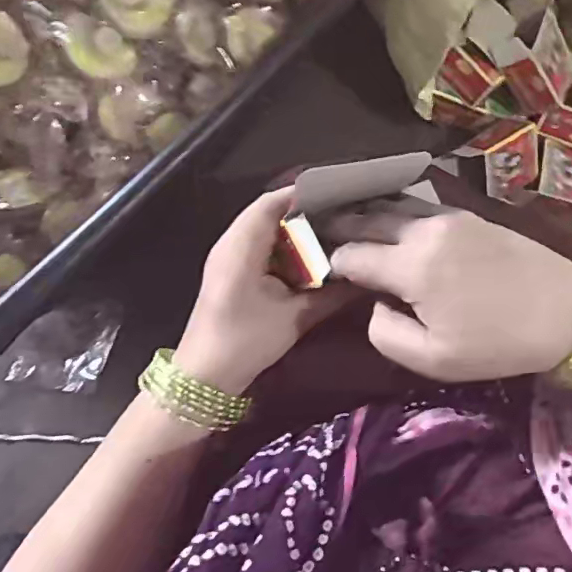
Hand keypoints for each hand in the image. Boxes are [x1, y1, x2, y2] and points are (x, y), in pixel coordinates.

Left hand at [173, 187, 353, 392]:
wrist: (206, 376)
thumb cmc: (245, 342)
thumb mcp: (294, 318)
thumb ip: (331, 295)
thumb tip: (366, 278)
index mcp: (241, 247)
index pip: (272, 203)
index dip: (305, 195)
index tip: (341, 196)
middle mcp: (231, 244)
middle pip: (270, 212)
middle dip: (306, 212)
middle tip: (345, 218)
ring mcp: (228, 257)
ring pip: (266, 230)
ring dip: (296, 231)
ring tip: (334, 234)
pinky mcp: (231, 273)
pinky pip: (261, 248)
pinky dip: (285, 248)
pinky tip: (311, 259)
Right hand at [326, 204, 571, 381]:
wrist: (566, 313)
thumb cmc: (498, 343)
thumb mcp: (433, 359)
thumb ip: (385, 334)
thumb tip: (374, 305)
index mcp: (411, 267)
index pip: (352, 255)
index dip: (330, 262)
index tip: (318, 269)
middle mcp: (424, 230)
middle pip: (367, 219)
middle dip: (340, 226)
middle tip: (318, 232)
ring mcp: (449, 217)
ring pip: (392, 206)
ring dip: (366, 213)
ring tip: (347, 221)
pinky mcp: (469, 214)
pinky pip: (419, 206)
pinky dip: (395, 210)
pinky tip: (388, 218)